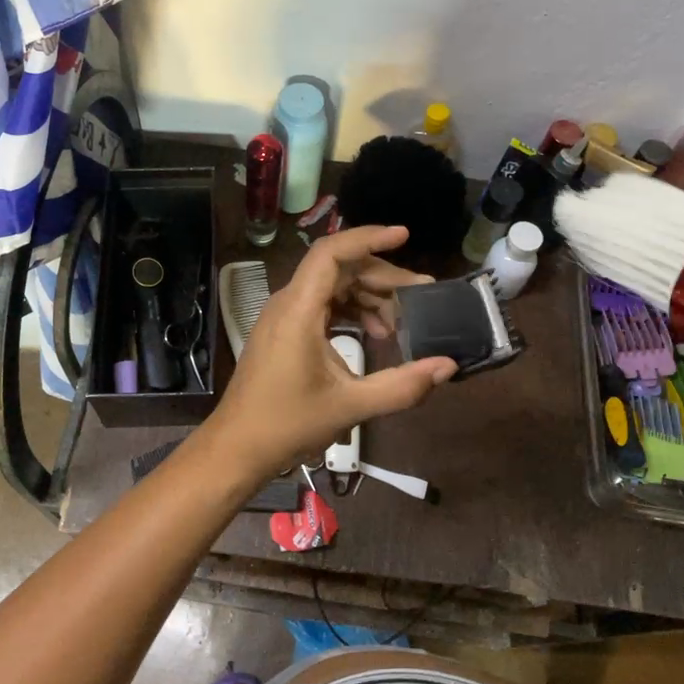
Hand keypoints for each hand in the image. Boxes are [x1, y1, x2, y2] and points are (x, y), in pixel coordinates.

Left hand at [201, 226, 457, 479]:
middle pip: (338, 269)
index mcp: (298, 309)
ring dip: (367, 296)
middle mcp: (288, 303)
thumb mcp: (350, 406)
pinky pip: (321, 305)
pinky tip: (374, 333)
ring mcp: (283, 317)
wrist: (237, 448)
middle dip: (381, 277)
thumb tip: (447, 366)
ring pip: (331, 287)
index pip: (332, 254)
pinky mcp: (283, 332)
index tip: (403, 235)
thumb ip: (401, 386)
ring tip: (402, 322)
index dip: (368, 238)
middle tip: (421, 295)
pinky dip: (350, 311)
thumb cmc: (287, 424)